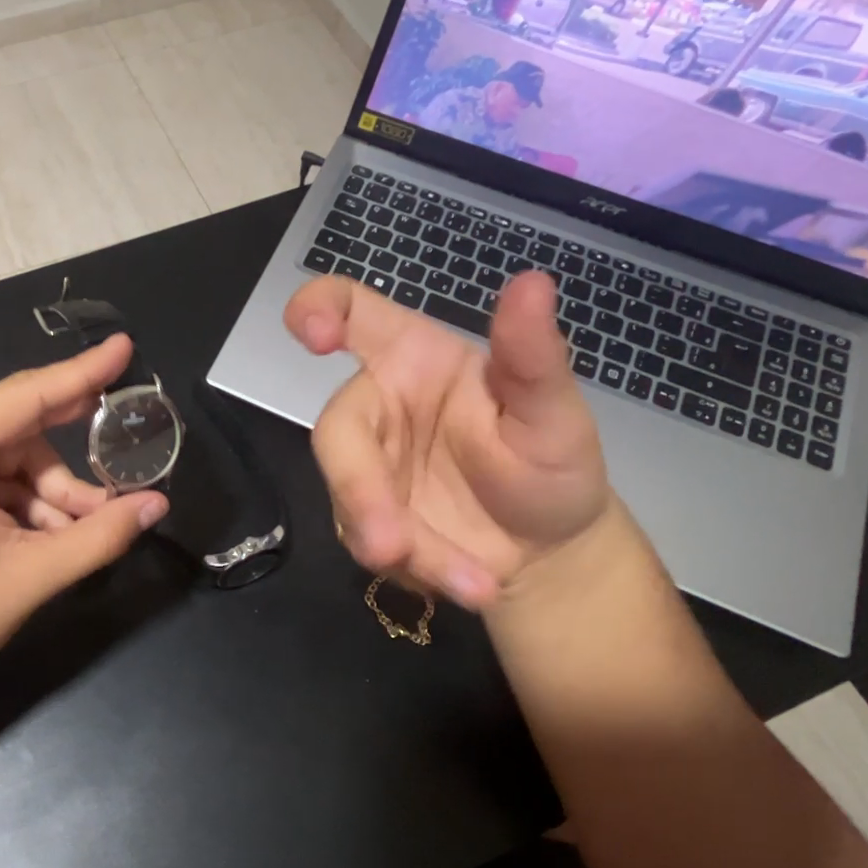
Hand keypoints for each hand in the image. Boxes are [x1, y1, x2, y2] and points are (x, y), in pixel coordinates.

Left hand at [0, 336, 168, 692]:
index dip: (80, 375)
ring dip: (50, 491)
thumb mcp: (31, 575)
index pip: (21, 398)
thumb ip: (100, 534)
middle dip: (69, 461)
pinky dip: (25, 498)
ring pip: (9, 452)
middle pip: (16, 426)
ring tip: (84, 529)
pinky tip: (52, 532)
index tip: (124, 348)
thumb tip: (157, 504)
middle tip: (126, 458)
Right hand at [286, 273, 611, 608]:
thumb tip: (533, 283)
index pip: (353, 313)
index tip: (312, 334)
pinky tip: (473, 585)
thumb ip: (533, 359)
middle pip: (336, 431)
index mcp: (415, 361)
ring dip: (401, 544)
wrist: (548, 554)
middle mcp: (379, 409)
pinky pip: (370, 544)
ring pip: (350, 500)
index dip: (319, 308)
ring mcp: (366, 469)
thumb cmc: (552, 468)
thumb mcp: (555, 415)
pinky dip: (422, 569)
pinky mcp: (363, 521)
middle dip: (358, 488)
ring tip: (476, 582)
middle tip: (390, 546)